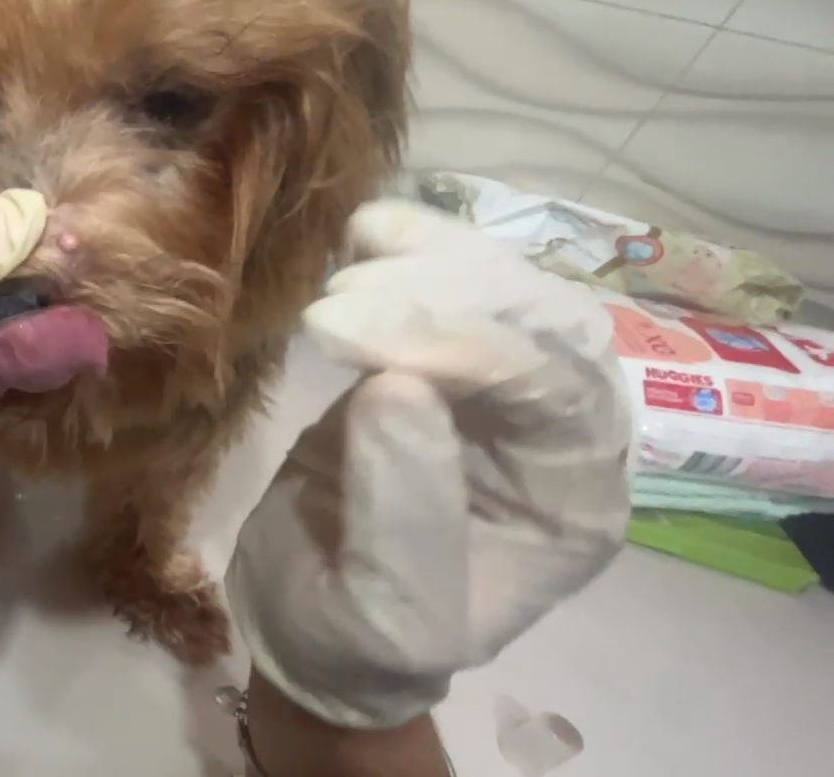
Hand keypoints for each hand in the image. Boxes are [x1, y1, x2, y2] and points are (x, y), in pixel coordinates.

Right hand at [226, 200, 632, 729]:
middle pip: (544, 321)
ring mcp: (480, 388)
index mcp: (566, 501)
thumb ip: (405, 513)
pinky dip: (404, 246)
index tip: (342, 332)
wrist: (302, 613)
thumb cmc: (352, 632)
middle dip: (447, 291)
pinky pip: (436, 284)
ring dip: (426, 258)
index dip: (463, 346)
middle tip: (339, 299)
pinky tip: (360, 237)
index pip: (555, 392)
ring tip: (345, 263)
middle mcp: (544, 432)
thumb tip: (394, 387)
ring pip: (497, 287)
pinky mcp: (413, 361)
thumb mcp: (384, 611)